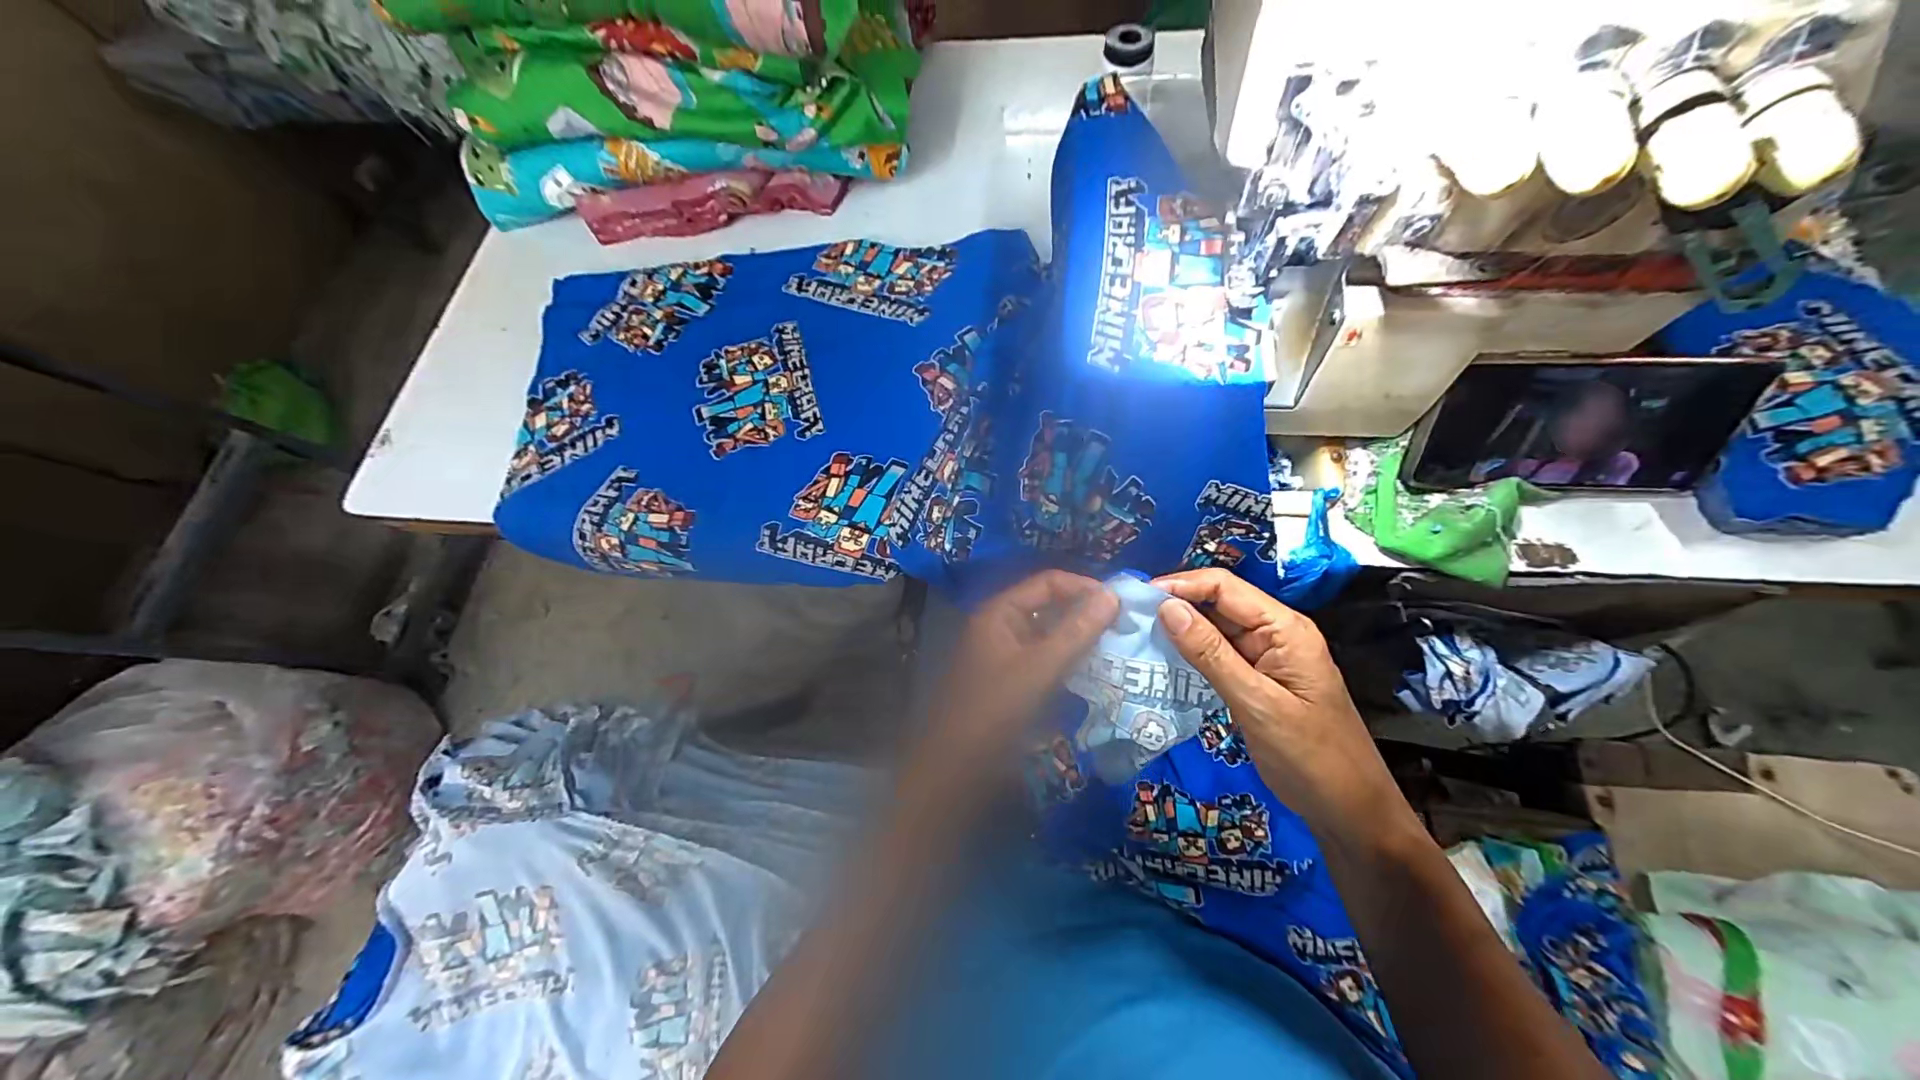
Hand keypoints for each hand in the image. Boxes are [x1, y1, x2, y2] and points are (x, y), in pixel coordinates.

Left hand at [922, 571, 1118, 765]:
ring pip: (1050, 637)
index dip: (1085, 587)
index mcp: (999, 613)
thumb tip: (1113, 594)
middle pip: (1049, 608)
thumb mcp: (1040, 668)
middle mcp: (1001, 628)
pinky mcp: (1012, 685)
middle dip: (1086, 614)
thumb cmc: (994, 711)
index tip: (1122, 605)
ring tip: (1119, 650)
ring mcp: (1005, 657)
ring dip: (1081, 641)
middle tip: (1126, 628)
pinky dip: (1070, 664)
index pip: (1048, 583)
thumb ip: (1076, 631)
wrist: (955, 771)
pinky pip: (1046, 663)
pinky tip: (1097, 676)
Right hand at [1152, 568, 1405, 833]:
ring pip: (1216, 628)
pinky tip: (1163, 660)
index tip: (1138, 598)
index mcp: (1285, 629)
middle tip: (1130, 617)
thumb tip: (1166, 608)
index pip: (1225, 587)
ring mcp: (1267, 657)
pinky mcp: (1258, 679)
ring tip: (1138, 635)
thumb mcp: (1256, 704)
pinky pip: (1219, 655)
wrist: (1350, 810)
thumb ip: (1210, 654)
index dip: (1181, 585)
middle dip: (1176, 604)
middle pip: (1219, 602)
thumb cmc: (1310, 756)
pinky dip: (1192, 654)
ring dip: (1180, 629)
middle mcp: (1276, 633)